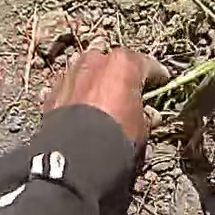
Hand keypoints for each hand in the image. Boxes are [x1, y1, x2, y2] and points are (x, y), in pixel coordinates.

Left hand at [43, 42, 166, 143]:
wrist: (77, 153)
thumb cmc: (117, 136)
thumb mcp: (142, 128)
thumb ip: (145, 116)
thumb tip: (148, 115)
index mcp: (123, 63)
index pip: (146, 65)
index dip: (156, 75)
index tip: (161, 81)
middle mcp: (95, 61)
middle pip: (112, 64)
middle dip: (120, 76)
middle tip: (128, 92)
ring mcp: (71, 73)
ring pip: (87, 72)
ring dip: (95, 83)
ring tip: (102, 100)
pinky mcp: (52, 91)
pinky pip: (69, 89)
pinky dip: (77, 96)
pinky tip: (81, 109)